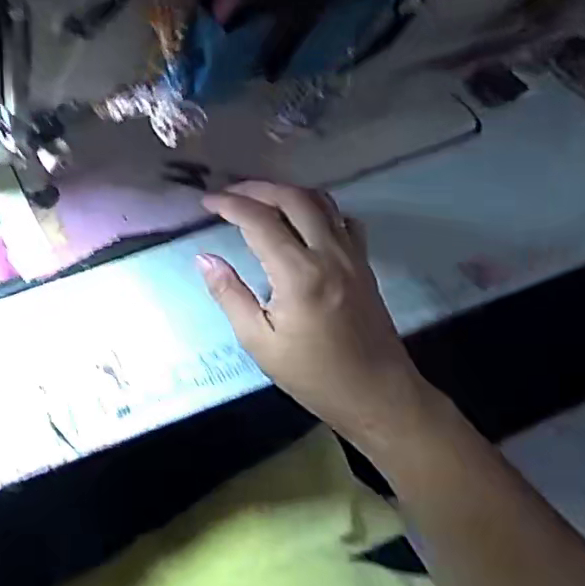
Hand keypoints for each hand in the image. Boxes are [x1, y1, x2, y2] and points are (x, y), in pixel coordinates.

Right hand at [197, 181, 435, 447]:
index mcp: (299, 274)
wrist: (380, 397)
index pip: (260, 221)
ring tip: (259, 200)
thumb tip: (204, 258)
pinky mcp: (364, 266)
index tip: (206, 202)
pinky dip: (317, 210)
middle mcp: (329, 256)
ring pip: (323, 203)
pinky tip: (300, 223)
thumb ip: (229, 294)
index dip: (230, 205)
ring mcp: (353, 258)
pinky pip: (342, 221)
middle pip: (295, 199)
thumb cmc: (312, 374)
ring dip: (287, 194)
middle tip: (229, 194)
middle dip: (258, 188)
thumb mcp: (258, 340)